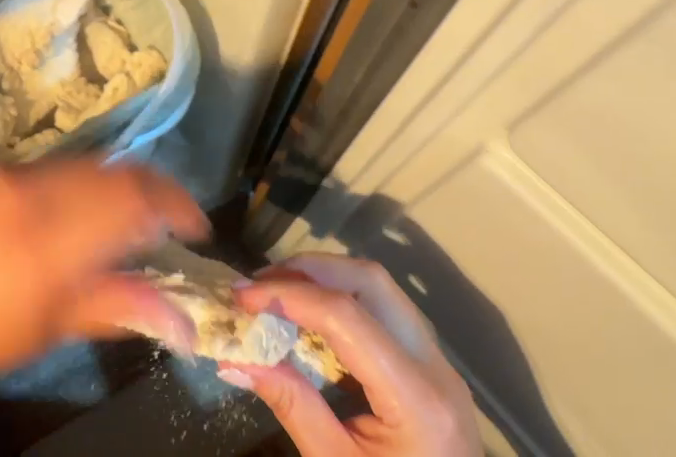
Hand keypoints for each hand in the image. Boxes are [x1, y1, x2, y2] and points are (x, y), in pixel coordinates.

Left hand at [0, 158, 208, 398]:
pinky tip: (76, 211)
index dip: (176, 204)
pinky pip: (50, 167)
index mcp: (49, 236)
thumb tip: (185, 319)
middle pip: (113, 170)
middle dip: (151, 190)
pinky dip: (78, 182)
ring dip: (115, 183)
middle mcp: (31, 190)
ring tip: (127, 218)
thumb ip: (120, 307)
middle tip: (168, 223)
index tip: (196, 227)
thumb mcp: (52, 328)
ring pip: (83, 164)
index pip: (133, 197)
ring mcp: (5, 175)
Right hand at [219, 254, 479, 456]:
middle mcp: (436, 366)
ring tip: (277, 294)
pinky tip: (308, 318)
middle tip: (258, 284)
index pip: (347, 316)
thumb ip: (292, 405)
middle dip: (308, 270)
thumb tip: (236, 358)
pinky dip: (342, 299)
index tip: (241, 295)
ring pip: (380, 288)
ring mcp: (439, 363)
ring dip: (325, 278)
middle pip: (371, 282)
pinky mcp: (431, 366)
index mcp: (418, 399)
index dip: (289, 295)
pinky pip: (384, 310)